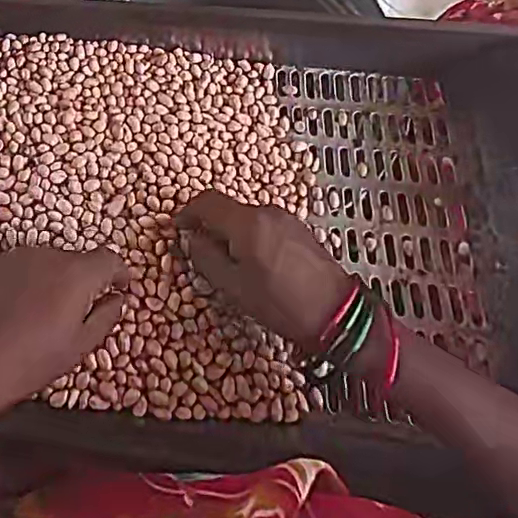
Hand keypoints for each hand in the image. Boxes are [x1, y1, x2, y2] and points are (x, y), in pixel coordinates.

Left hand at [0, 246, 128, 432]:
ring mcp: (20, 255)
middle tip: (78, 314)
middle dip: (84, 281)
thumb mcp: (80, 345)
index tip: (122, 286)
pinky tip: (21, 309)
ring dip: (56, 280)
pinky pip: (25, 265)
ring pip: (50, 262)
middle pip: (78, 261)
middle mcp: (50, 254)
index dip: (120, 272)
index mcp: (77, 273)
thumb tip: (118, 298)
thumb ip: (106, 315)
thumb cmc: (31, 359)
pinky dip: (31, 280)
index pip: (109, 259)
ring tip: (44, 316)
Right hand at [177, 190, 354, 349]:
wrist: (340, 316)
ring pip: (247, 219)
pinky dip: (252, 238)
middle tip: (201, 251)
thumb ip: (205, 257)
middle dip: (210, 226)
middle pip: (227, 210)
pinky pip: (265, 226)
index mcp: (246, 222)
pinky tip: (256, 265)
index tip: (178, 227)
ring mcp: (287, 220)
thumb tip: (193, 240)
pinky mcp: (300, 231)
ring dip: (232, 234)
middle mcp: (267, 212)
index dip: (187, 212)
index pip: (206, 202)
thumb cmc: (282, 304)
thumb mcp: (233, 287)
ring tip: (231, 264)